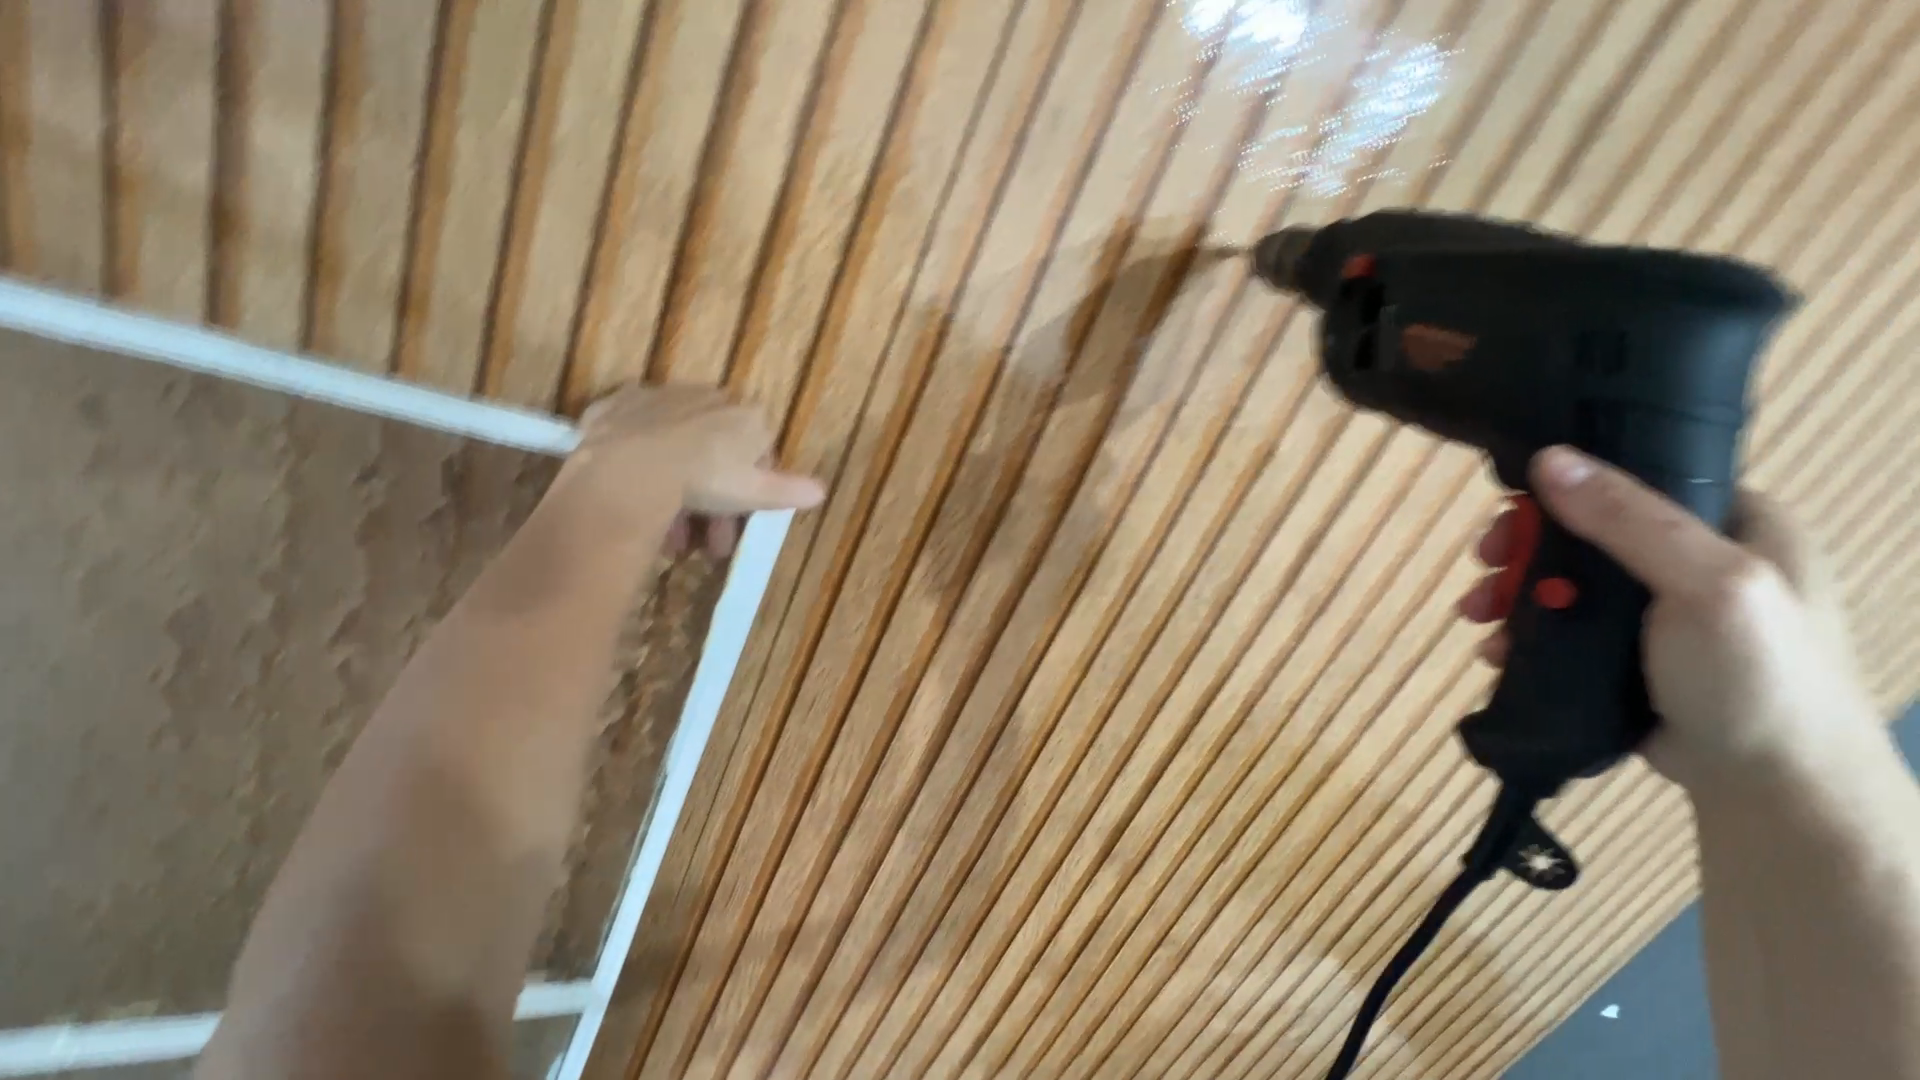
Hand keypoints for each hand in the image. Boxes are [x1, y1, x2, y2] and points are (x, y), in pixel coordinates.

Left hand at [562, 385, 825, 555]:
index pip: (760, 452)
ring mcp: (661, 397)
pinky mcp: (618, 404)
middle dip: (713, 500)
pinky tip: (637, 498)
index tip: (741, 523)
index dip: (752, 492)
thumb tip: (822, 491)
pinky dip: (638, 465)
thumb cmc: (706, 478)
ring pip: (676, 449)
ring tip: (669, 539)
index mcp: (746, 414)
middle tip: (705, 545)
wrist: (632, 466)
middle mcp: (708, 396)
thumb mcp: (755, 493)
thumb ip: (788, 490)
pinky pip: (634, 438)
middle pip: (716, 452)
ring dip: (676, 493)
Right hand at [1459, 446, 1877, 787]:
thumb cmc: (1758, 677)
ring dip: (1512, 595)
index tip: (1512, 509)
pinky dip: (1524, 634)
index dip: (1569, 488)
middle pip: (1585, 532)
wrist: (1771, 789)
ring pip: (1566, 581)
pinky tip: (1497, 650)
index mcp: (1737, 523)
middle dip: (1524, 551)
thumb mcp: (1707, 583)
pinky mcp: (1627, 654)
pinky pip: (1562, 627)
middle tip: (1484, 568)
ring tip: (1476, 617)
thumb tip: (1549, 459)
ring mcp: (1659, 610)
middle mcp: (1696, 557)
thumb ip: (1629, 520)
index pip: (1638, 478)